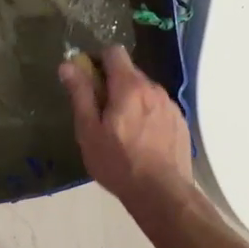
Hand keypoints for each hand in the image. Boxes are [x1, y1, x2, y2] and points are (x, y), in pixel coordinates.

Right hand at [59, 45, 192, 213]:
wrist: (163, 195)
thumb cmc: (118, 162)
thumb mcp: (89, 130)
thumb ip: (80, 93)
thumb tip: (68, 65)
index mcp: (129, 86)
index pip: (114, 52)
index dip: (98, 60)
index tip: (88, 80)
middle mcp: (153, 88)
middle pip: (129, 72)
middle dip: (113, 84)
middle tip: (101, 113)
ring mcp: (170, 105)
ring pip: (144, 91)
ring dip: (131, 100)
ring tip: (122, 131)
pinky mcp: (180, 123)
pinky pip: (158, 108)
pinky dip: (147, 115)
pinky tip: (142, 141)